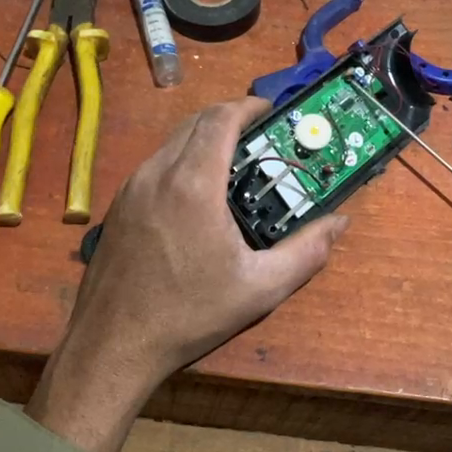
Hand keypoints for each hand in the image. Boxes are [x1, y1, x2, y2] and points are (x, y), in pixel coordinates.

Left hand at [28, 97, 349, 451]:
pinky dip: (183, 160)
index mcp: (193, 184)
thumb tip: (338, 223)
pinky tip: (199, 196)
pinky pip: (156, 164)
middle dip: (231, 119)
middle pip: (196, 122)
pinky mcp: (118, 205)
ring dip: (205, 139)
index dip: (248, 106)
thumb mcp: (259, 289)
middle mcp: (157, 173)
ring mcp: (132, 187)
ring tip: (235, 164)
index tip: (272, 112)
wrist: (113, 344)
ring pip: (173, 141)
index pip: (220, 119)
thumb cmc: (189, 314)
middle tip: (261, 137)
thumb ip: (306, 252)